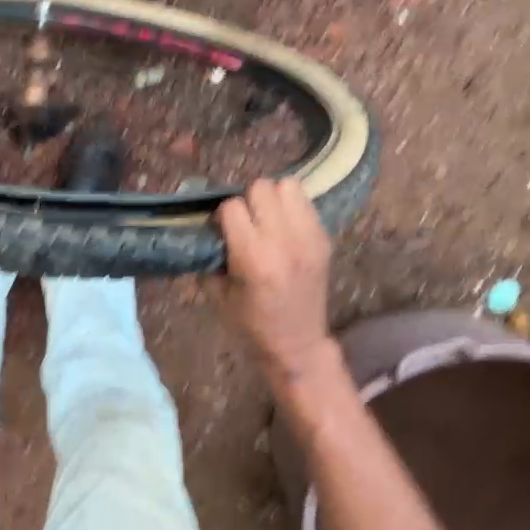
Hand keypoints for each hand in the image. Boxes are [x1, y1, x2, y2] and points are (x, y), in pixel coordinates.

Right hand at [216, 178, 338, 381]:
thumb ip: (209, 256)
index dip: (222, 216)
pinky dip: (290, 208)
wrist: (297, 343)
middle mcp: (284, 241)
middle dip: (247, 201)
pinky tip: (284, 229)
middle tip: (245, 223)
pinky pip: (305, 202)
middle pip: (262, 188)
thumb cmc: (250, 324)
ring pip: (287, 186)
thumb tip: (205, 228)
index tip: (221, 231)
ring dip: (272, 198)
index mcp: (254, 258)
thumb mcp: (217, 294)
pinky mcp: (324, 239)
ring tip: (267, 220)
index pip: (232, 207)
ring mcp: (309, 238)